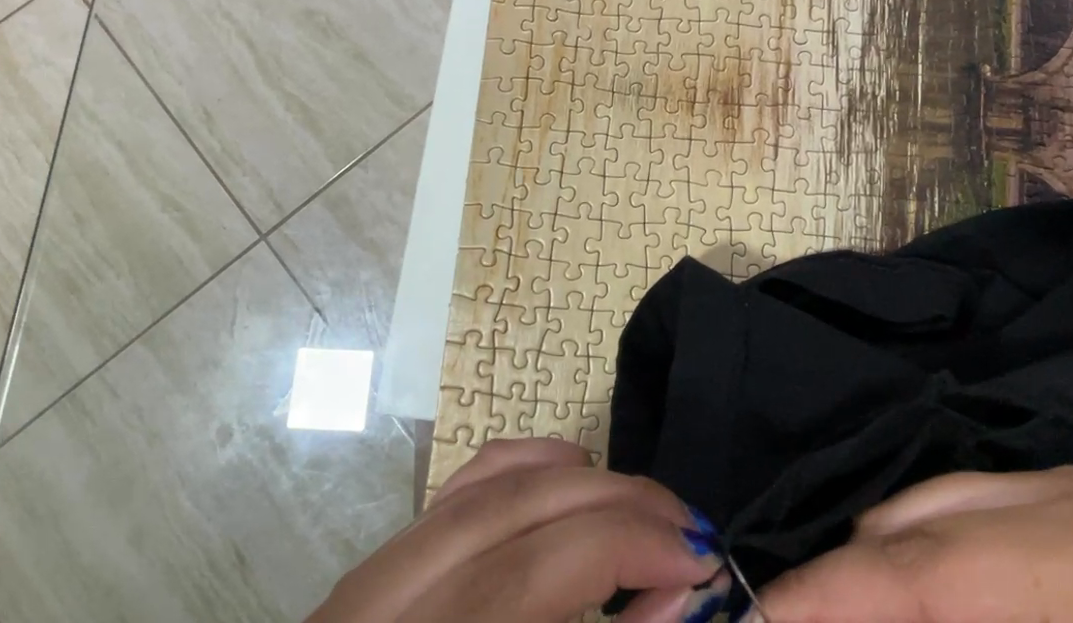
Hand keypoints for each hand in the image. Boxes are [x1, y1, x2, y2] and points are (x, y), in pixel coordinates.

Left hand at [306, 437, 730, 622]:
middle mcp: (385, 606)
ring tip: (647, 507)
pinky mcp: (377, 564)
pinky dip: (526, 465)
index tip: (702, 559)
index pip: (539, 569)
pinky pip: (459, 486)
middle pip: (515, 511)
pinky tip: (574, 467)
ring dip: (582, 480)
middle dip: (620, 503)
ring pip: (484, 485)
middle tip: (688, 529)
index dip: (631, 546)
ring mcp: (370, 579)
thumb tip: (678, 587)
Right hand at [755, 466, 1072, 622]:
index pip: (918, 569)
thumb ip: (905, 615)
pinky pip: (966, 504)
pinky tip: (922, 593)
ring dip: (886, 565)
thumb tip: (809, 611)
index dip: (828, 594)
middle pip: (912, 527)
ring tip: (867, 607)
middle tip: (803, 618)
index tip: (759, 617)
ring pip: (929, 503)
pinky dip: (929, 550)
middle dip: (848, 583)